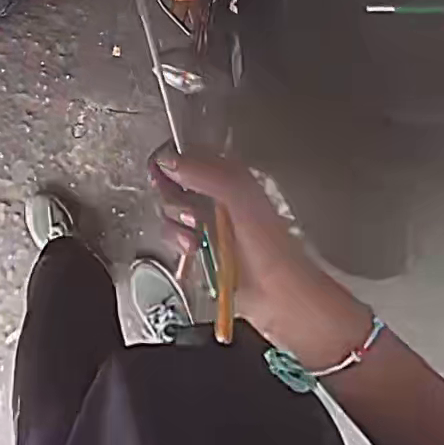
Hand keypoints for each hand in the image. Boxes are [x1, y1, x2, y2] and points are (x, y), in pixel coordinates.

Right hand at [150, 145, 373, 369]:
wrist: (277, 293)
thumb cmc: (268, 242)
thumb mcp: (237, 193)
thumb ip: (203, 171)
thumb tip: (167, 161)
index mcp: (225, 171)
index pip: (183, 151)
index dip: (169, 161)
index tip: (165, 175)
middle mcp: (212, 192)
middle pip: (169, 181)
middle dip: (172, 197)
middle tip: (190, 211)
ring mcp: (204, 219)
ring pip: (168, 208)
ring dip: (176, 222)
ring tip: (196, 233)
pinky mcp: (197, 244)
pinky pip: (171, 234)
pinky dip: (177, 240)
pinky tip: (193, 247)